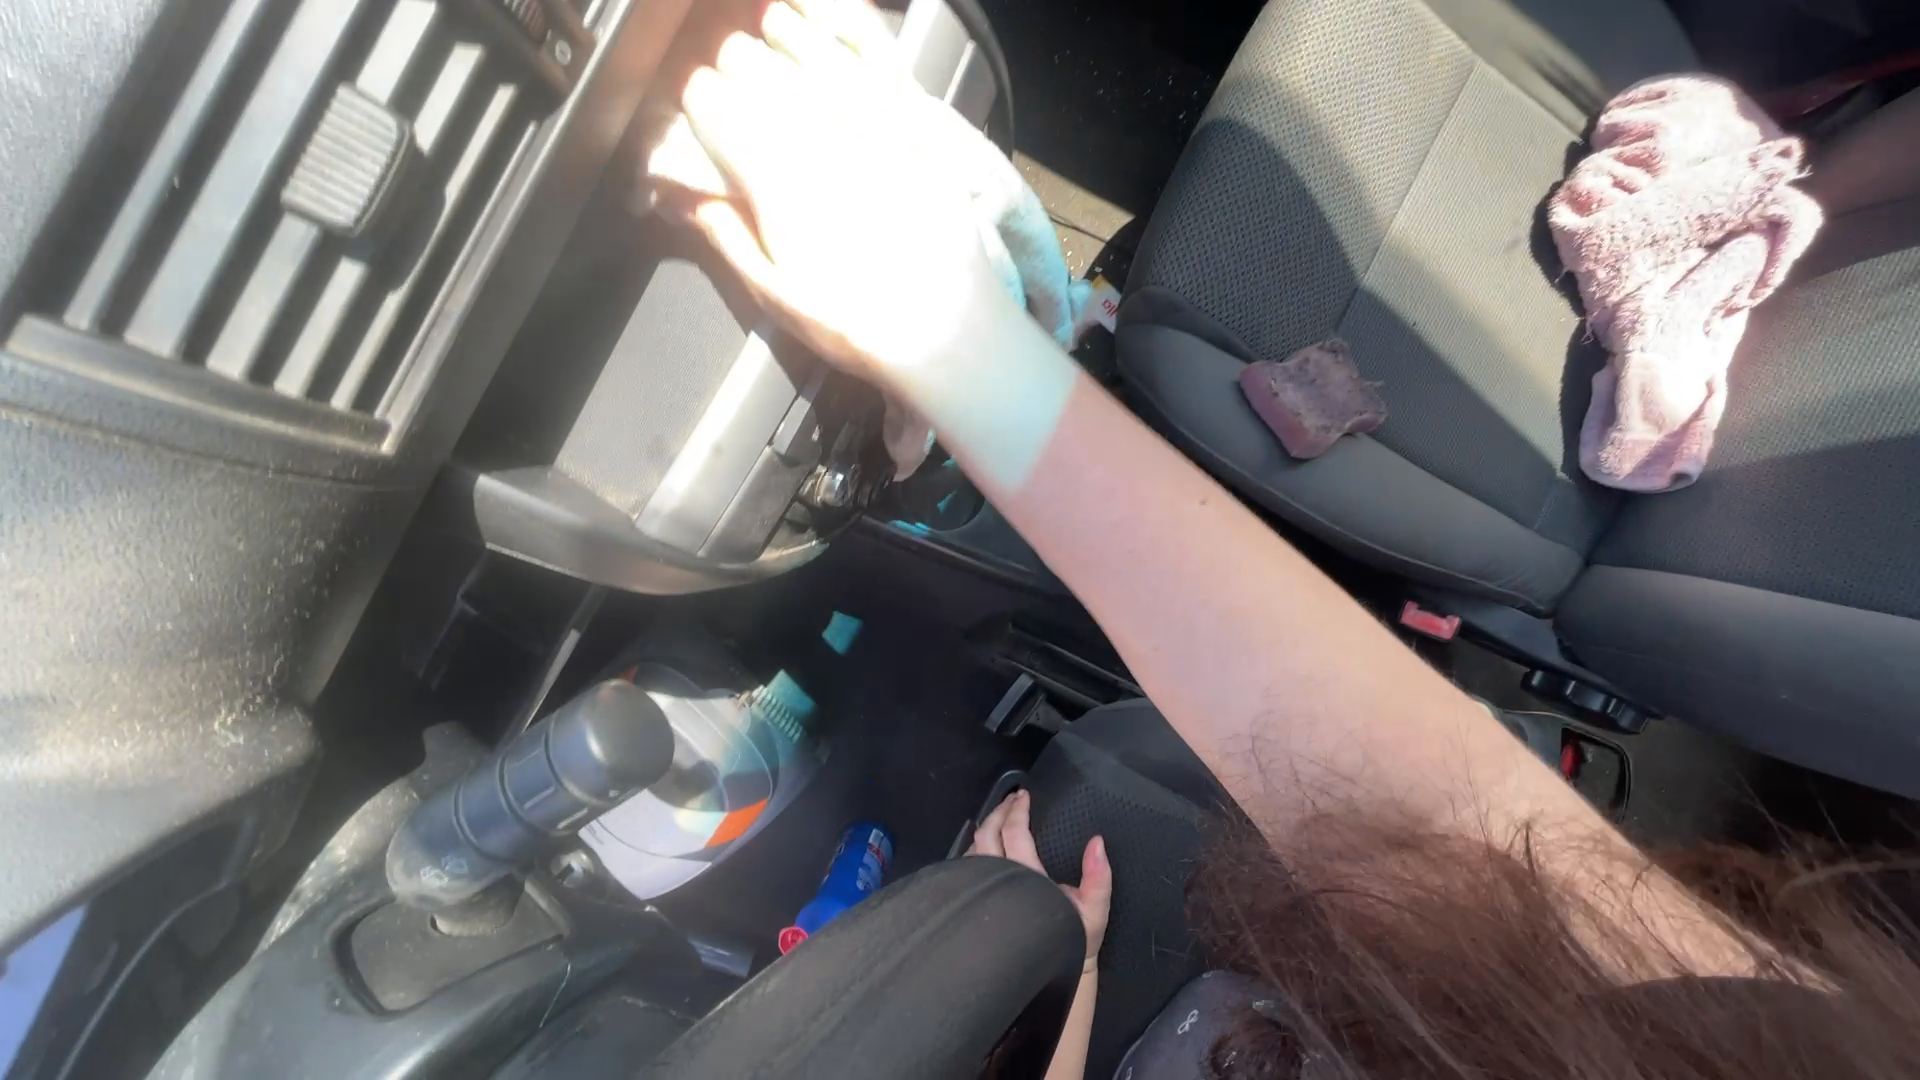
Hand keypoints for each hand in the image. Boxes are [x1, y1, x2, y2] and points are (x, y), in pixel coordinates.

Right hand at [649, 0, 1016, 388]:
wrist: (951, 331)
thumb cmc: (859, 325)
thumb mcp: (778, 298)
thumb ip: (728, 238)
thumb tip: (687, 198)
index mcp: (770, 177)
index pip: (711, 106)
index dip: (698, 106)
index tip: (699, 114)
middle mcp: (814, 136)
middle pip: (753, 69)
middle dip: (735, 69)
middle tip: (732, 81)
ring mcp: (868, 124)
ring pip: (807, 52)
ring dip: (779, 37)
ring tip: (766, 27)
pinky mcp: (915, 125)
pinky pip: (872, 56)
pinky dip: (843, 27)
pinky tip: (821, 18)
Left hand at [966, 790, 1111, 969]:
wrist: (1050, 973)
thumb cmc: (1073, 939)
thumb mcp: (1094, 910)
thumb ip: (1098, 877)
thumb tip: (1097, 842)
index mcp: (1026, 879)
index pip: (1014, 833)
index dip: (1017, 811)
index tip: (1024, 796)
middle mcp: (998, 882)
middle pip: (988, 833)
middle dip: (999, 811)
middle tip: (1012, 798)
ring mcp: (983, 891)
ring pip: (974, 848)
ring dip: (986, 826)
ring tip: (1000, 814)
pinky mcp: (976, 901)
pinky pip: (968, 864)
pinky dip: (977, 846)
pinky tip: (986, 841)